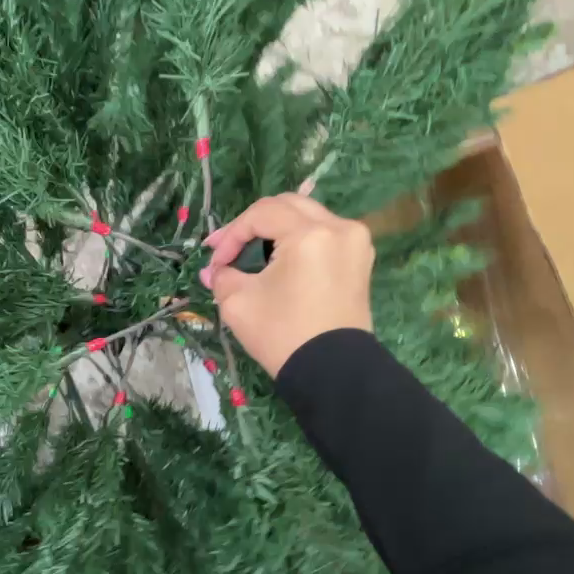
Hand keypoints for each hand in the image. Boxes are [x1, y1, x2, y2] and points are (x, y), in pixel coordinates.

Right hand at [198, 193, 374, 377]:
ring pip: (307, 217)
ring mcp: (355, 242)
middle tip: (227, 249)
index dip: (231, 235)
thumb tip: (214, 271)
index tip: (215, 264)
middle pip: (288, 205)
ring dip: (275, 231)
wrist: (330, 368)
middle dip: (252, 224)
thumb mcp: (238, 303)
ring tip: (251, 257)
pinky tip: (278, 264)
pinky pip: (323, 236)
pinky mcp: (359, 259)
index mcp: (310, 234)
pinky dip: (296, 242)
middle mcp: (339, 227)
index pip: (261, 214)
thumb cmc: (281, 333)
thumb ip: (222, 278)